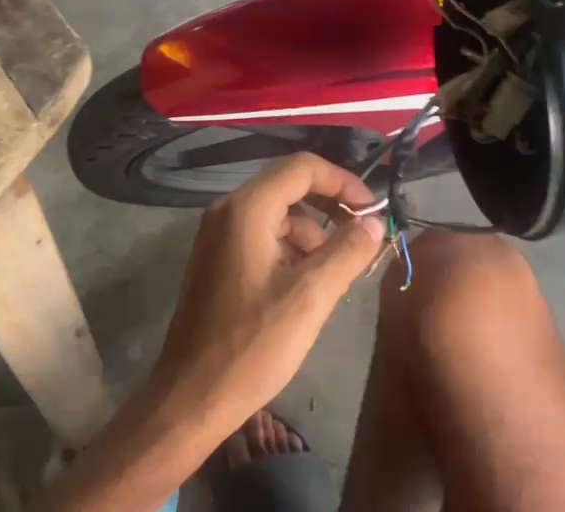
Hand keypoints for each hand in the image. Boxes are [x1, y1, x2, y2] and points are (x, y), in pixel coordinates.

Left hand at [151, 153, 386, 429]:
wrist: (191, 397)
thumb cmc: (251, 346)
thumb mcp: (309, 299)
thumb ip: (347, 253)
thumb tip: (374, 222)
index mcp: (246, 209)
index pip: (302, 168)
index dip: (343, 181)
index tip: (373, 210)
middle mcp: (227, 211)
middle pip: (289, 185)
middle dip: (331, 205)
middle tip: (363, 234)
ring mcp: (218, 235)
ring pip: (278, 213)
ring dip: (313, 232)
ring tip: (339, 272)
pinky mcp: (217, 259)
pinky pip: (262, 235)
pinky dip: (291, 249)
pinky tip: (309, 284)